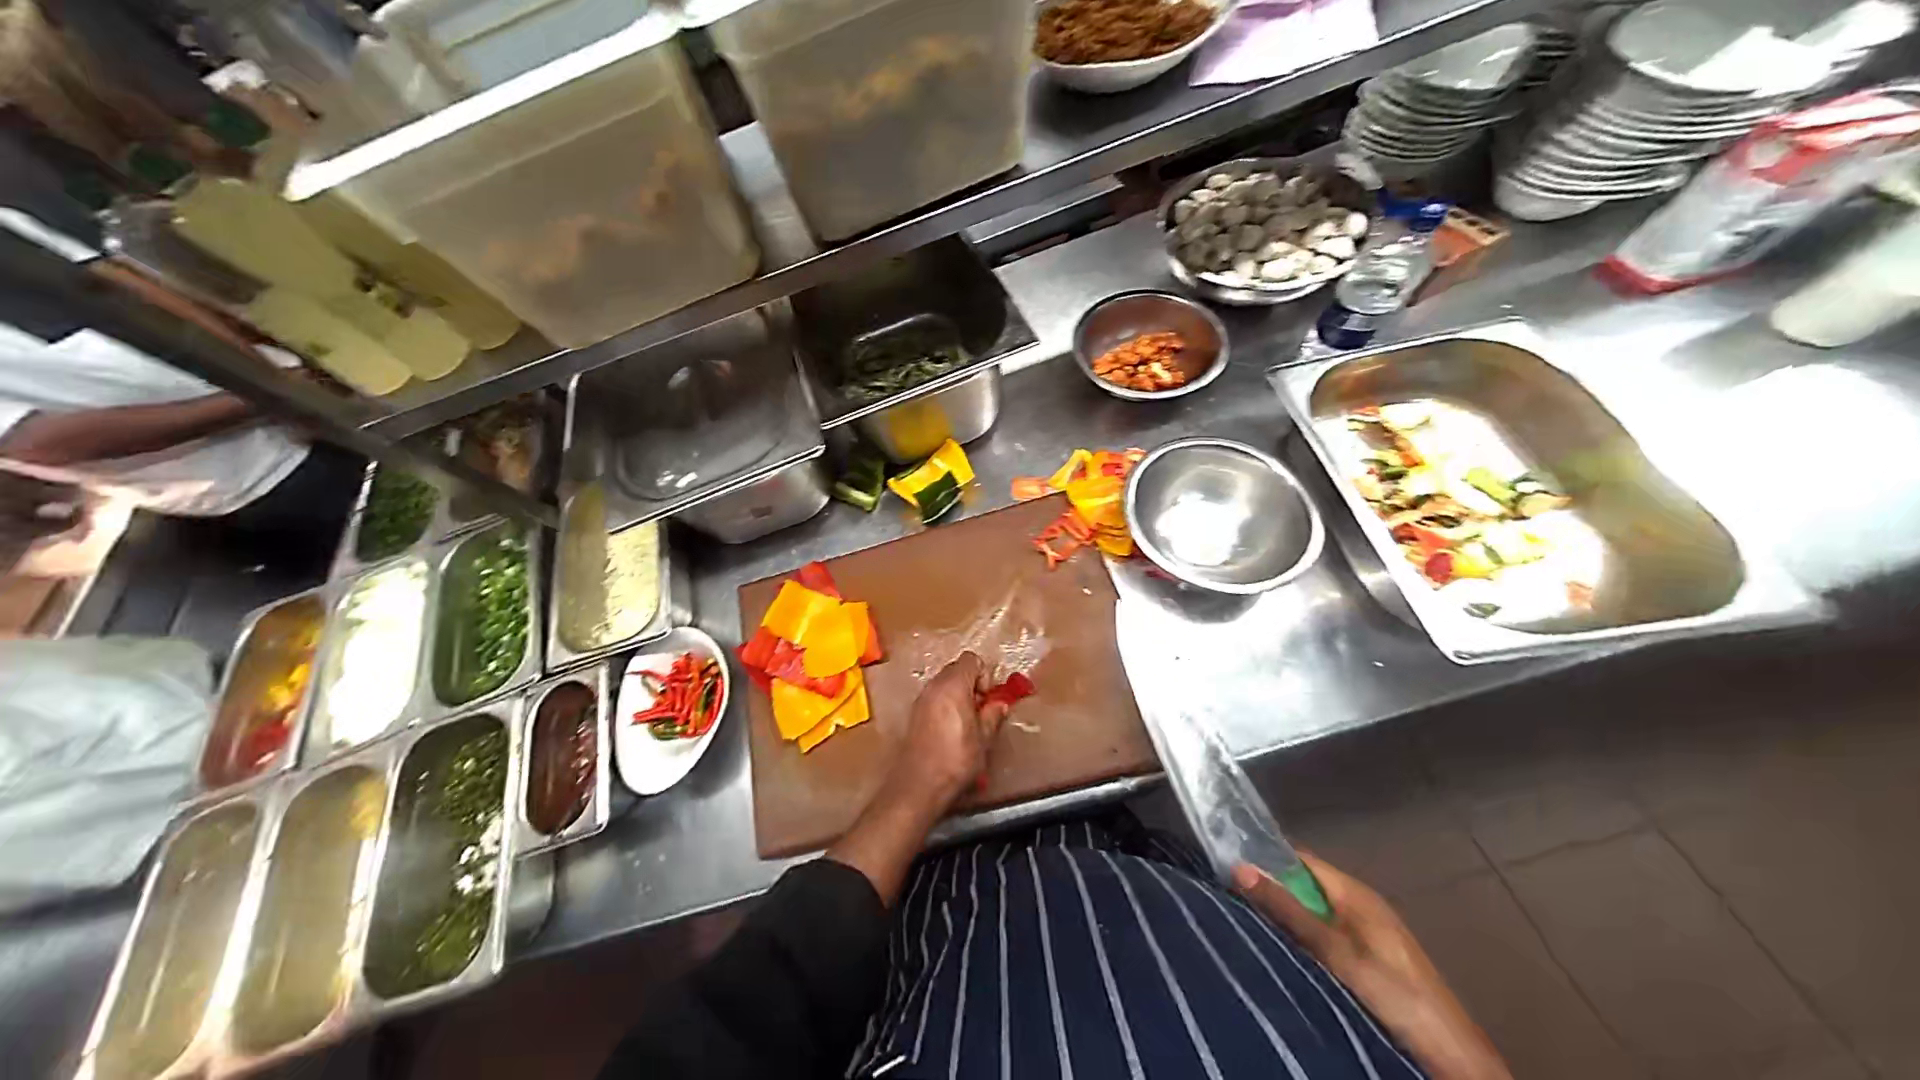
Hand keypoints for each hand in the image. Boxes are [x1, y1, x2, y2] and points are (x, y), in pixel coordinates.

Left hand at [888, 651, 1009, 808]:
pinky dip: (946, 706)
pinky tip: (952, 731)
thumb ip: (993, 715)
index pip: (972, 660)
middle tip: (982, 711)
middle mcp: (934, 686)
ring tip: (969, 724)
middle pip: (957, 669)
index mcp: (953, 685)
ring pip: (944, 684)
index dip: (985, 676)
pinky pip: (934, 699)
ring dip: (959, 696)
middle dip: (972, 685)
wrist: (920, 785)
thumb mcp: (983, 738)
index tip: (988, 699)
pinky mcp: (914, 714)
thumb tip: (999, 704)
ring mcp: (921, 699)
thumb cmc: (956, 760)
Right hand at [1235, 854, 1511, 1079]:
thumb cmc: (1393, 993)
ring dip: (1283, 919)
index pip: (1298, 858)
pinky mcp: (1368, 962)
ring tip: (1241, 924)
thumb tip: (1238, 867)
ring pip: (1310, 915)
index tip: (1225, 862)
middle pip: (1302, 886)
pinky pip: (1322, 938)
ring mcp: (1365, 935)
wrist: (1452, 1058)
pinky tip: (1278, 955)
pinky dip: (1299, 941)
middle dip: (1268, 891)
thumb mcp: (1334, 951)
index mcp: (1354, 892)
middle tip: (1226, 898)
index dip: (1264, 857)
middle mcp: (1359, 906)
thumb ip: (1288, 910)